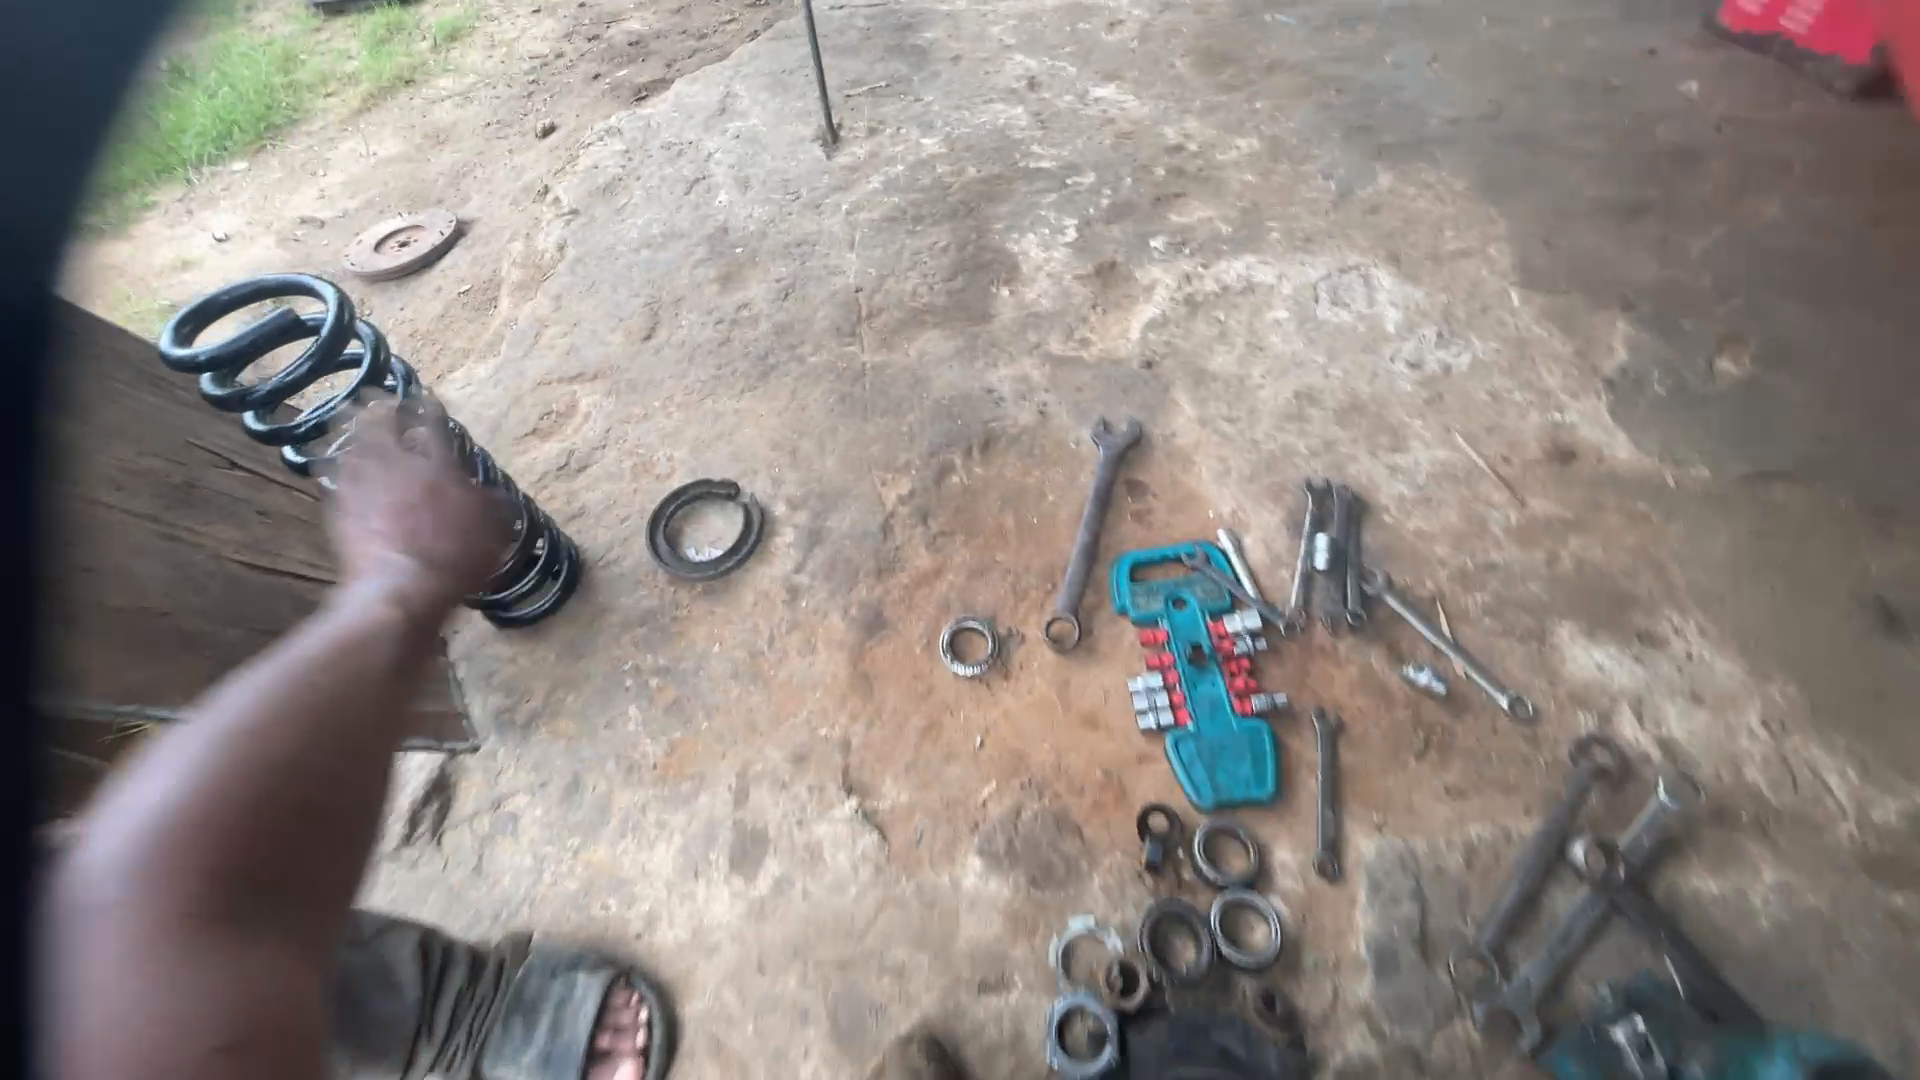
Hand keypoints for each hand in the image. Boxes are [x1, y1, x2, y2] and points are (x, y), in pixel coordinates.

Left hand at [325, 398, 510, 618]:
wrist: (402, 587)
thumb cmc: (457, 558)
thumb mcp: (494, 531)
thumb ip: (490, 504)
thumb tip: (488, 492)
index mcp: (438, 467)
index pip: (433, 426)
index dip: (429, 408)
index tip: (426, 396)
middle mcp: (398, 467)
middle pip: (381, 425)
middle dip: (378, 407)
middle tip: (374, 396)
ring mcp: (364, 485)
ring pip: (351, 444)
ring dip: (349, 428)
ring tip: (346, 416)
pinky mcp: (340, 507)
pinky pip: (334, 473)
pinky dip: (335, 460)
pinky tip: (334, 459)